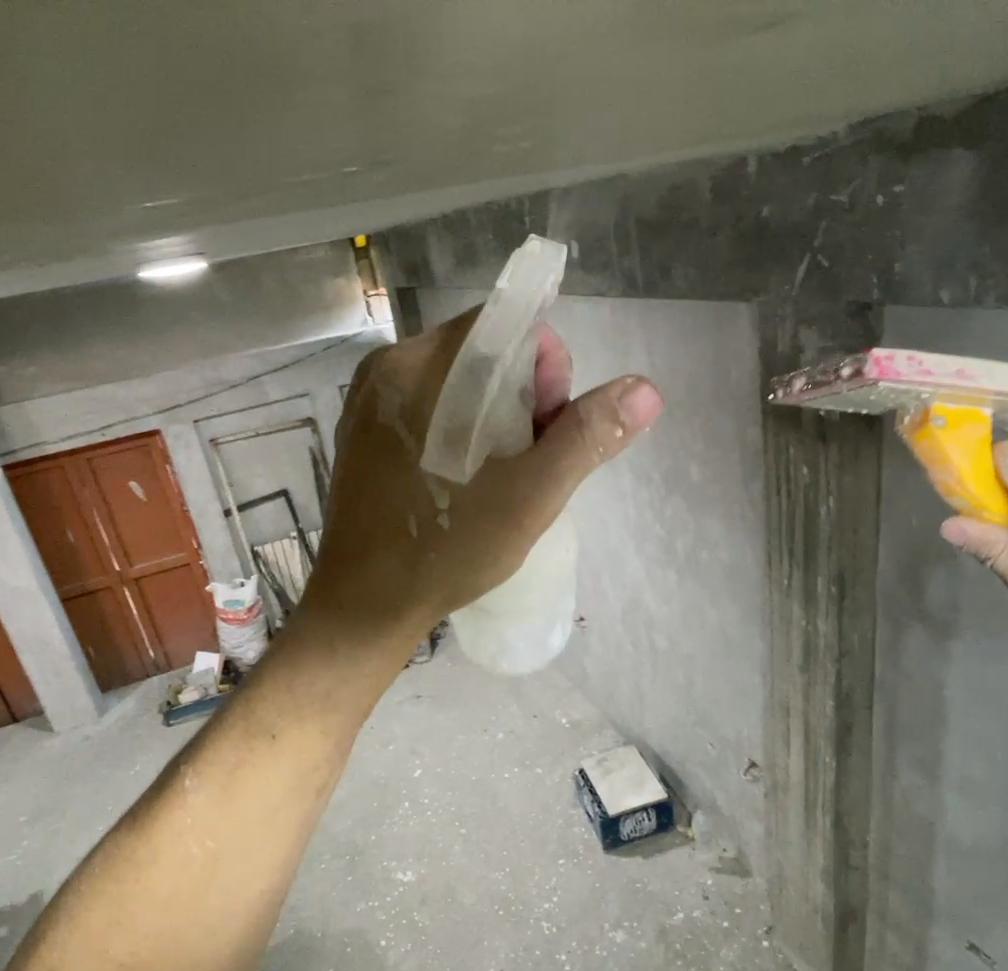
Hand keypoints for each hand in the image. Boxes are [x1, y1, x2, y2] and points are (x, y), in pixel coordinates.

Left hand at [301, 308, 662, 642]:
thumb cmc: (447, 548)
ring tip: (499, 478)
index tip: (547, 427)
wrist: (364, 606)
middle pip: (482, 353)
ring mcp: (368, 403)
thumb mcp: (531, 493)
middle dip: (521, 399)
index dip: (544, 369)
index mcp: (420, 365)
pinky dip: (458, 433)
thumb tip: (645, 390)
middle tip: (526, 462)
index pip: (505, 326)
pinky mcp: (362, 435)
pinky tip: (466, 483)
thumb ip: (587, 436)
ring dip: (493, 420)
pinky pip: (427, 410)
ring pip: (457, 384)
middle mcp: (387, 368)